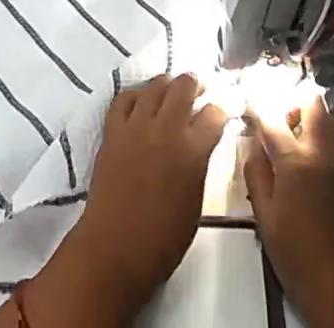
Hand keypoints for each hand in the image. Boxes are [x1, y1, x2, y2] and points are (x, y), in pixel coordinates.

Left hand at [0, 74, 225, 327]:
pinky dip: (136, 95)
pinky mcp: (113, 130)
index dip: (221, 109)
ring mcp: (136, 125)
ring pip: (155, 85)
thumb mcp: (196, 200)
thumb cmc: (163, 238)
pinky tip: (141, 101)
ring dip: (167, 84)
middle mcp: (166, 129)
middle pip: (184, 85)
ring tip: (171, 91)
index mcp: (192, 150)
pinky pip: (124, 98)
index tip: (220, 111)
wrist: (115, 248)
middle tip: (198, 90)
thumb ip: (199, 163)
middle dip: (196, 84)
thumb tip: (199, 143)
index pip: (214, 112)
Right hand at [245, 102, 333, 327]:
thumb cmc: (302, 260)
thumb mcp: (266, 220)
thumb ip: (256, 174)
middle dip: (294, 106)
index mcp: (295, 161)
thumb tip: (254, 145)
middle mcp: (326, 151)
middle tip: (284, 126)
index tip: (250, 108)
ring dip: (320, 118)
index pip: (271, 119)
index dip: (256, 109)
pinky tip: (327, 159)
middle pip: (313, 104)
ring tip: (307, 140)